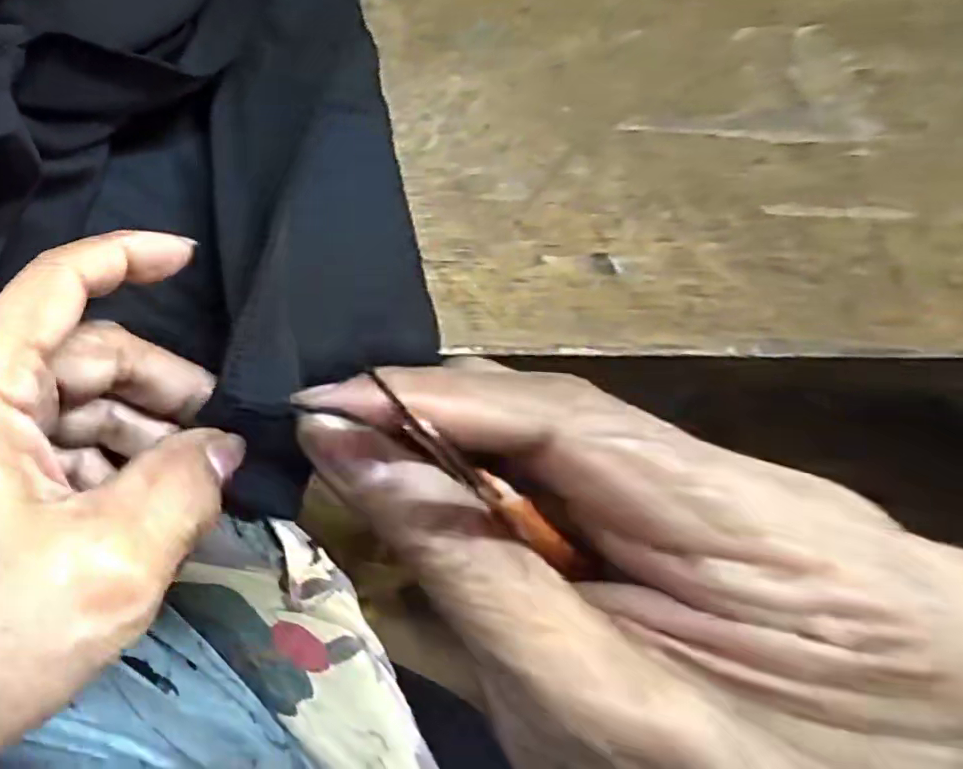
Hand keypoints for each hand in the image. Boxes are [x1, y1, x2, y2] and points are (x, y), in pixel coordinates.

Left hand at [0, 231, 245, 768]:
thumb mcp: (110, 565)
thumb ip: (180, 490)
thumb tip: (223, 447)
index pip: (57, 280)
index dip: (126, 255)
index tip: (188, 254)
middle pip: (82, 349)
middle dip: (155, 381)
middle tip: (219, 429)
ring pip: (76, 394)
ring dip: (139, 426)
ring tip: (197, 473)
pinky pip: (59, 434)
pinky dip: (109, 456)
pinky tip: (154, 498)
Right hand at [294, 360, 962, 768]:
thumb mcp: (575, 701)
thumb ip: (457, 561)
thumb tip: (333, 440)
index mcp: (779, 538)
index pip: (564, 416)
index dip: (425, 396)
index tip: (317, 404)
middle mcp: (760, 496)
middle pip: (548, 416)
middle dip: (425, 424)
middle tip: (327, 438)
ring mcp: (725, 512)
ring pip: (543, 442)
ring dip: (442, 459)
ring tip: (359, 471)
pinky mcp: (689, 535)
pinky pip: (559, 479)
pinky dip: (478, 494)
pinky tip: (425, 508)